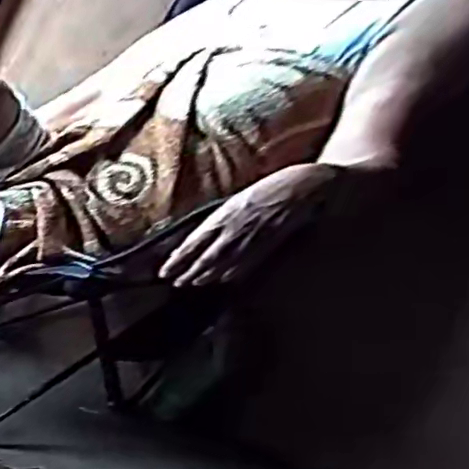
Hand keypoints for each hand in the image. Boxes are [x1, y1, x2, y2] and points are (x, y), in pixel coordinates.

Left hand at [158, 163, 343, 286]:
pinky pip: (245, 264)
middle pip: (203, 261)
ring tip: (194, 283)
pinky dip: (231, 274)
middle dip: (188, 274)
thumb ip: (212, 224)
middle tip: (177, 283)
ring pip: (222, 266)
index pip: (189, 247)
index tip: (163, 274)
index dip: (175, 263)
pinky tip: (223, 279)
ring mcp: (250, 240)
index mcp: (219, 220)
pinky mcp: (268, 245)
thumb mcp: (231, 204)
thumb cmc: (265, 191)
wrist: (306, 185)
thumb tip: (191, 242)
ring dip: (206, 276)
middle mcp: (231, 233)